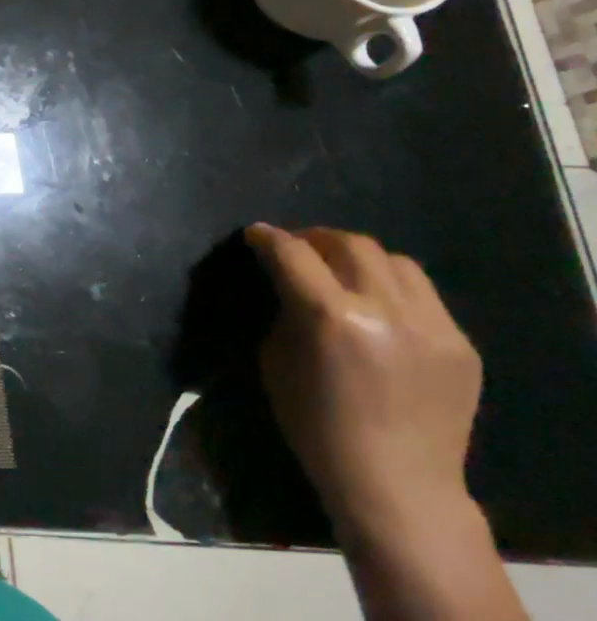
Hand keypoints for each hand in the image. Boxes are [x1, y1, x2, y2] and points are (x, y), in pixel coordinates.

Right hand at [246, 224, 483, 543]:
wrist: (394, 480)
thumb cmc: (314, 424)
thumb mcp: (276, 360)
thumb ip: (287, 312)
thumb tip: (288, 284)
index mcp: (331, 317)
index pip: (293, 254)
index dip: (268, 238)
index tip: (255, 234)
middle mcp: (387, 310)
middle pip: (350, 244)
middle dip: (315, 239)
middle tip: (297, 249)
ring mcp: (433, 326)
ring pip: (394, 261)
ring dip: (359, 258)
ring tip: (342, 273)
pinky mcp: (461, 344)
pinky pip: (423, 296)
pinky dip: (392, 289)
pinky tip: (378, 309)